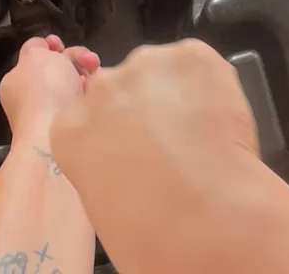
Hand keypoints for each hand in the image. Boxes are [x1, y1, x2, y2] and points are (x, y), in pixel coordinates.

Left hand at [0, 34, 99, 138]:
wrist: (54, 138)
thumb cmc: (44, 90)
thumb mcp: (35, 55)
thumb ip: (37, 46)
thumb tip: (42, 48)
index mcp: (16, 80)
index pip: (34, 54)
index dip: (50, 45)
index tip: (61, 45)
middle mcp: (30, 97)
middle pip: (57, 67)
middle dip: (75, 59)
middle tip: (88, 59)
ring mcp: (49, 113)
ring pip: (72, 84)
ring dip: (85, 75)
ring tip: (94, 77)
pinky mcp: (67, 127)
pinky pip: (80, 102)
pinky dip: (88, 95)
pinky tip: (93, 94)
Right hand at [49, 40, 262, 243]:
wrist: (204, 218)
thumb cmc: (150, 233)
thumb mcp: (104, 204)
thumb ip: (106, 162)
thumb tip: (128, 158)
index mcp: (70, 127)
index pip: (88, 114)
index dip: (116, 130)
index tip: (134, 148)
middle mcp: (103, 86)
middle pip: (123, 86)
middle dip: (145, 106)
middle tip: (171, 143)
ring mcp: (146, 63)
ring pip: (163, 70)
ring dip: (177, 93)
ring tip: (199, 135)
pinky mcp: (191, 54)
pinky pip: (199, 65)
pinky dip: (210, 85)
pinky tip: (217, 121)